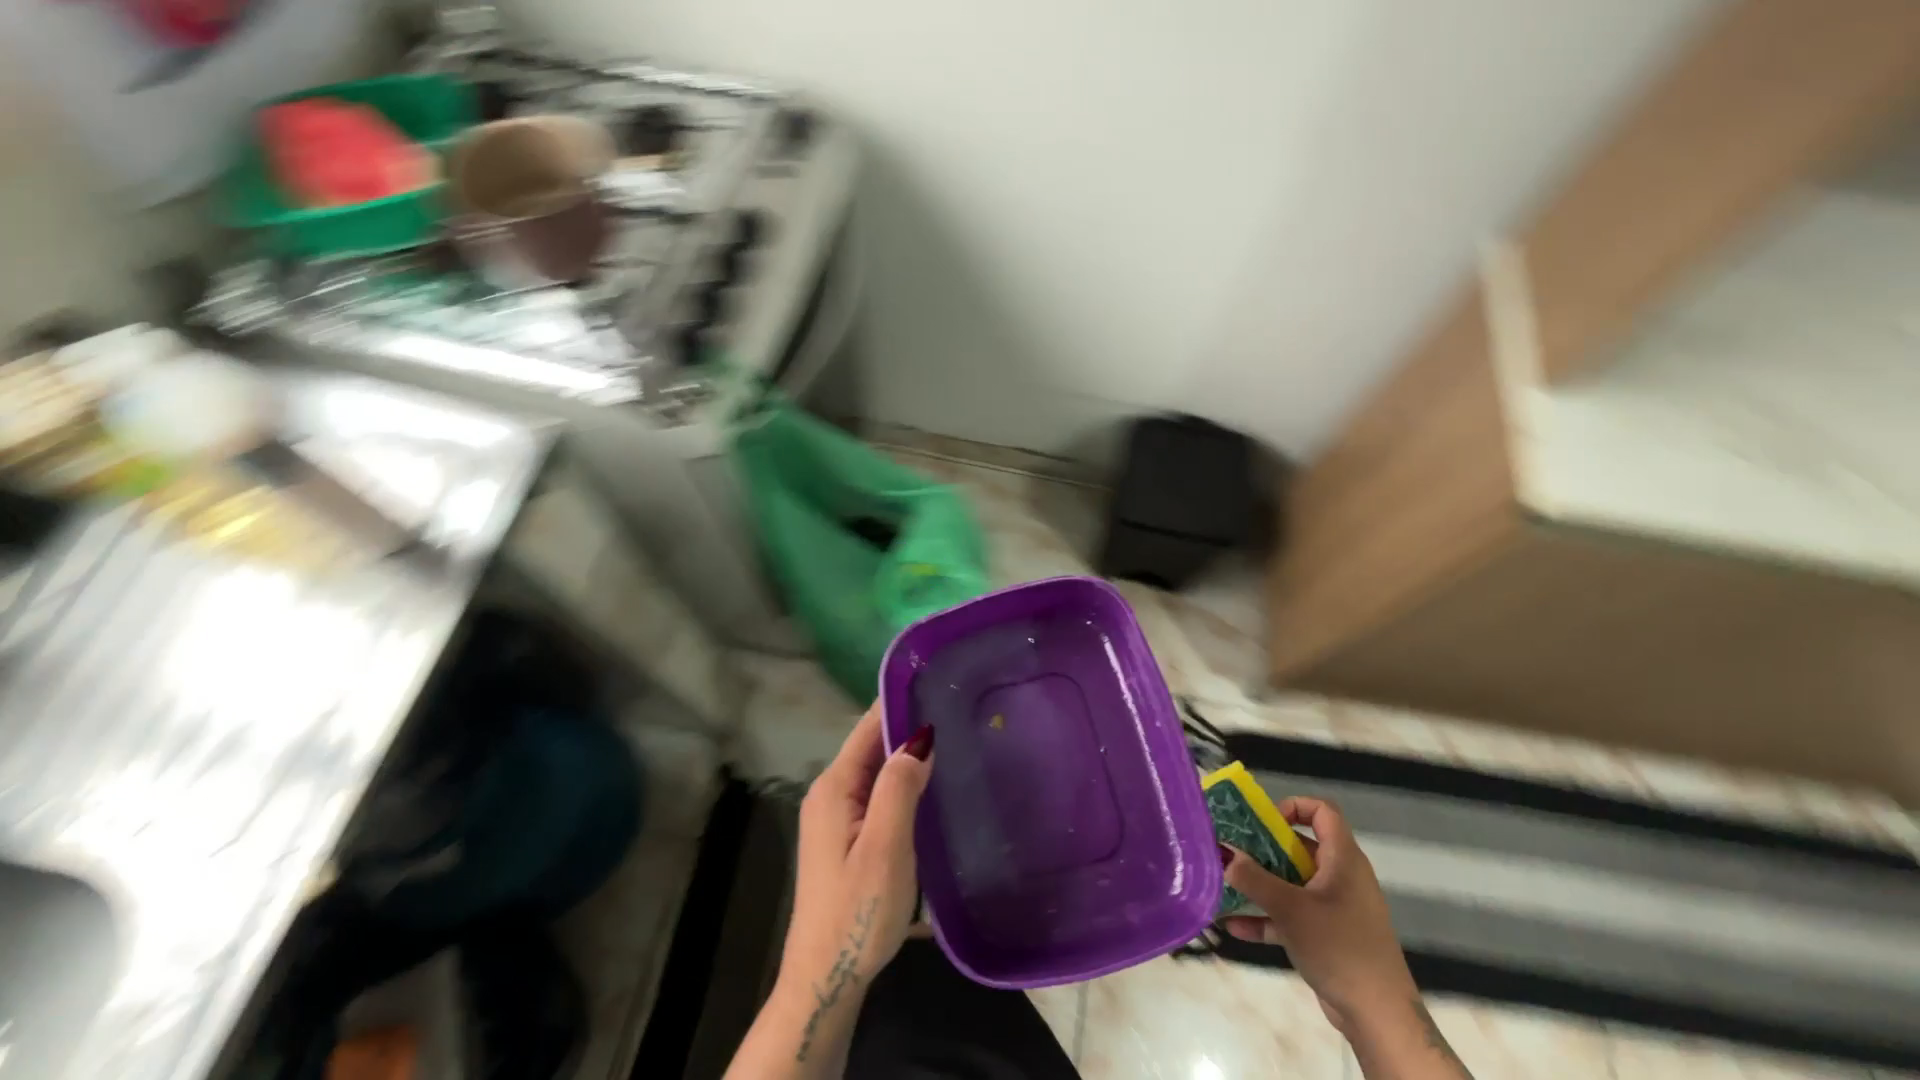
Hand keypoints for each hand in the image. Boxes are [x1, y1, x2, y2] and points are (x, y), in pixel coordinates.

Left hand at [775, 702, 933, 1059]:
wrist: (825, 978)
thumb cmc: (857, 912)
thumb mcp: (885, 847)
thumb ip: (899, 788)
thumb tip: (920, 736)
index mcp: (834, 789)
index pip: (868, 728)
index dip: (900, 702)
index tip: (938, 681)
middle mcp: (830, 795)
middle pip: (872, 747)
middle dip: (909, 727)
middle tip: (960, 710)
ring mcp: (836, 819)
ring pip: (876, 773)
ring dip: (909, 758)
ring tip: (956, 743)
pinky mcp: (846, 841)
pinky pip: (878, 796)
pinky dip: (904, 785)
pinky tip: (934, 790)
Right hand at [1221, 796, 1416, 1036]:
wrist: (1376, 1012)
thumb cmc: (1339, 946)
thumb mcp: (1291, 909)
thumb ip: (1254, 880)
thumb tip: (1224, 855)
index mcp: (1342, 859)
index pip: (1322, 812)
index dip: (1293, 807)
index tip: (1261, 821)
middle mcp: (1340, 876)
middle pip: (1299, 847)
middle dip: (1262, 848)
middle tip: (1229, 851)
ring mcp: (1335, 907)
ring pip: (1292, 883)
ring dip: (1259, 885)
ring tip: (1223, 886)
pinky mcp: (1327, 935)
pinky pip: (1292, 916)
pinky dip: (1266, 918)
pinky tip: (1233, 926)